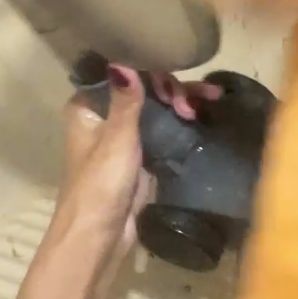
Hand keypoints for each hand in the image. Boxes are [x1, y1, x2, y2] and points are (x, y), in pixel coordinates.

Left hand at [50, 66, 219, 259]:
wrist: (98, 238)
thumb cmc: (101, 184)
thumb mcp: (117, 138)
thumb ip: (126, 99)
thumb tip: (121, 60)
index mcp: (87, 107)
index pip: (121, 73)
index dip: (150, 69)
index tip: (174, 79)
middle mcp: (103, 117)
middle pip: (142, 89)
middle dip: (172, 89)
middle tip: (197, 101)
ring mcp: (122, 137)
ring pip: (155, 108)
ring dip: (179, 103)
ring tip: (210, 102)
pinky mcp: (139, 157)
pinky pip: (162, 130)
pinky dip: (179, 123)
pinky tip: (200, 116)